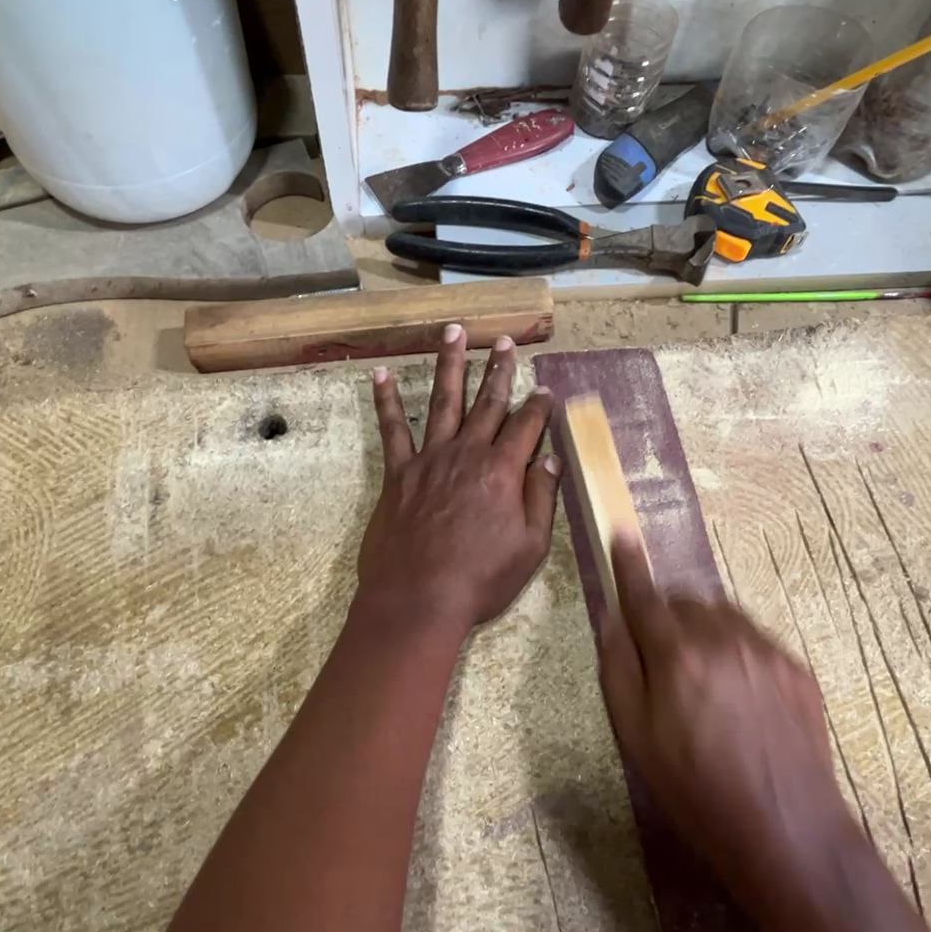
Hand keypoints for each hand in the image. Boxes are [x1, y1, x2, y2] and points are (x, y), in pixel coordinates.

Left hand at [357, 325, 560, 635]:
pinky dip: (385, 401)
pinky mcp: (398, 473)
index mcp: (502, 471)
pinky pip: (392, 430)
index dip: (539, 406)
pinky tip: (378, 375)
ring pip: (442, 401)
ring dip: (449, 365)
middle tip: (503, 341)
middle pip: (487, 403)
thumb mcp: (529, 546)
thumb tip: (552, 459)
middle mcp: (467, 454)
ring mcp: (429, 459)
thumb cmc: (480, 579)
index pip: (527, 426)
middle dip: (498, 369)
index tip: (546, 388)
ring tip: (452, 332)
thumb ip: (541, 498)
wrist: (418, 598)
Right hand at [596, 532, 860, 924]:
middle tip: (662, 659)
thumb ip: (618, 668)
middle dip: (668, 616)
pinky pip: (755, 639)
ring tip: (703, 681)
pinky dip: (736, 651)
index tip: (623, 535)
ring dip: (704, 630)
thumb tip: (612, 617)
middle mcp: (724, 640)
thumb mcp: (634, 736)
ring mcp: (766, 651)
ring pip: (723, 616)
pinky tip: (739, 697)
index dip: (630, 566)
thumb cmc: (694, 789)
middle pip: (685, 602)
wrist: (786, 831)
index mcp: (678, 656)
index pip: (645, 597)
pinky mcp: (797, 668)